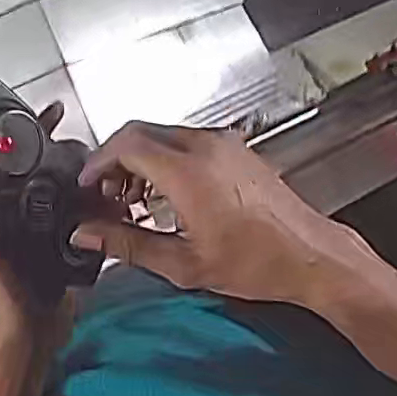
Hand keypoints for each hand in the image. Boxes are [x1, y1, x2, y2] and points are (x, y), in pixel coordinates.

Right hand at [71, 122, 386, 308]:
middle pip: (139, 132)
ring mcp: (222, 143)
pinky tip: (166, 193)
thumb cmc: (258, 261)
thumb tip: (89, 235)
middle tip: (105, 194)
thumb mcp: (182, 263)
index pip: (125, 144)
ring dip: (139, 159)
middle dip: (114, 160)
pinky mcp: (234, 148)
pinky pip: (185, 139)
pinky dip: (164, 158)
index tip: (87, 185)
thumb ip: (127, 244)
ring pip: (161, 134)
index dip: (97, 163)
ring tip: (134, 199)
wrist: (309, 253)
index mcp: (188, 172)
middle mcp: (205, 146)